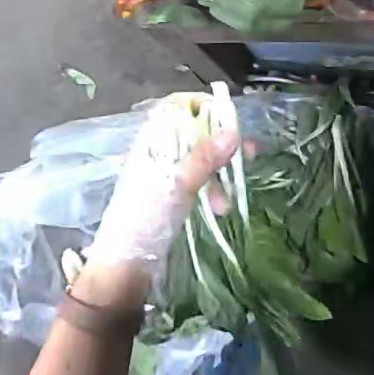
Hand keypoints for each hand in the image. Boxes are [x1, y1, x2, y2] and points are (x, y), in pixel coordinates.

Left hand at [84, 95, 239, 304]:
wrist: (124, 267)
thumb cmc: (146, 219)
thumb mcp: (177, 184)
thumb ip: (204, 157)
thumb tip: (233, 130)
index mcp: (151, 141)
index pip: (178, 107)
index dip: (204, 107)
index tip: (231, 120)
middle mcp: (157, 153)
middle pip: (194, 133)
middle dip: (222, 143)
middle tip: (249, 155)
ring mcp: (164, 175)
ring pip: (200, 160)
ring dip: (219, 173)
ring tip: (227, 202)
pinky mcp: (172, 196)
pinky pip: (199, 181)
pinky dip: (212, 189)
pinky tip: (220, 209)